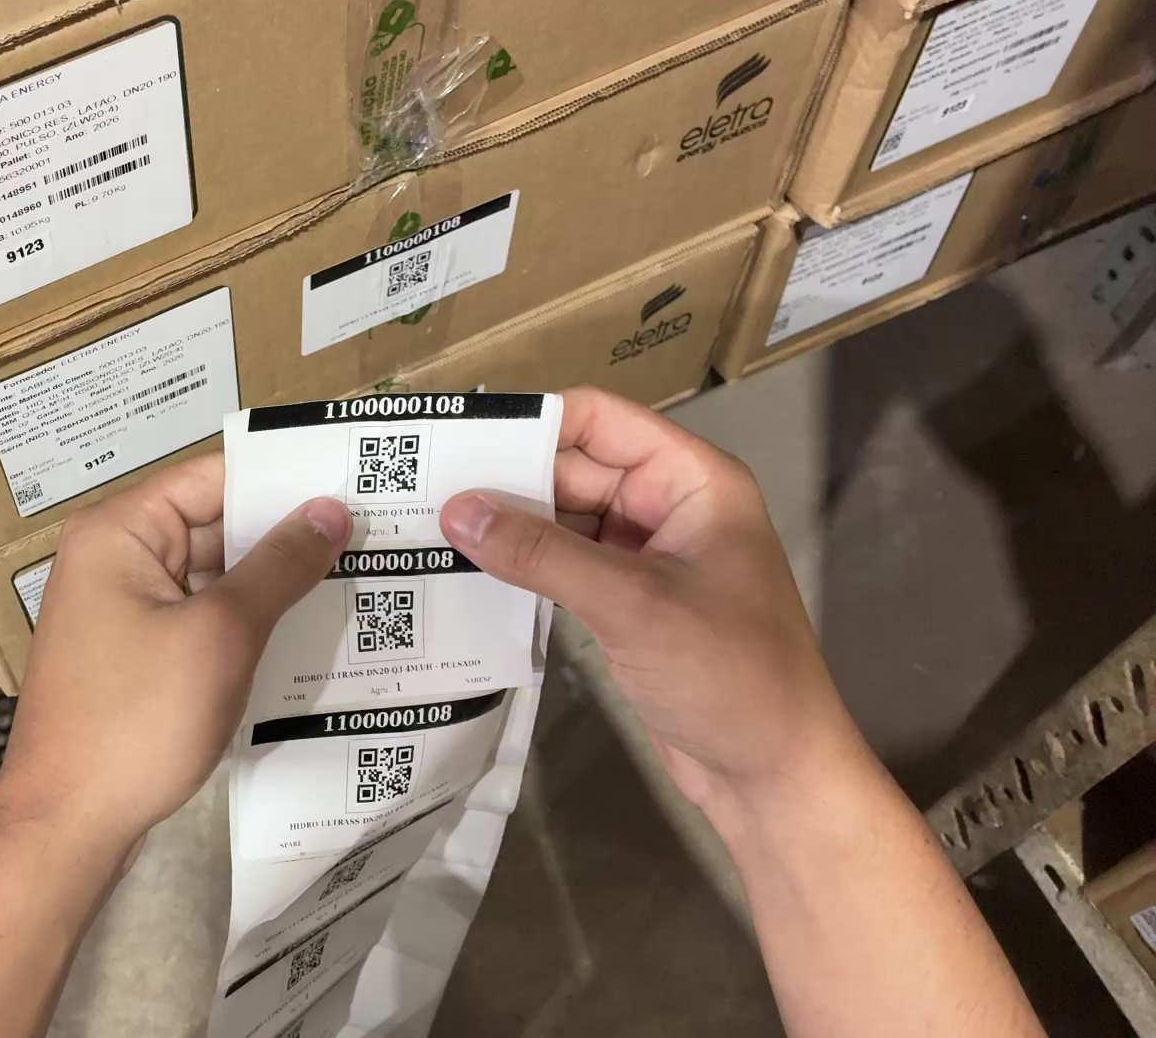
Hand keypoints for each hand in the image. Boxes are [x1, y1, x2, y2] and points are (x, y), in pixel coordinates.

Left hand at [0, 454, 350, 853]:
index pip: (212, 478)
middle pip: (211, 524)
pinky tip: (304, 627)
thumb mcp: (221, 633)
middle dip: (283, 533)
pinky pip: (198, 615)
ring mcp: (123, 607)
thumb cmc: (140, 717)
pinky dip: (243, 619)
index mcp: (120, 531)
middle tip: (370, 531)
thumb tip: (331, 510)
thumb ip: (279, 566)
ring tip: (354, 573)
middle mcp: (116, 556)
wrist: (68, 827)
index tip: (350, 481)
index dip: (281, 478)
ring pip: (209, 574)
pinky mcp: (135, 651)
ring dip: (269, 580)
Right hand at [439, 386, 868, 811]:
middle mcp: (661, 506)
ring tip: (429, 523)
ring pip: (556, 516)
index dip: (530, 421)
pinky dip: (517, 561)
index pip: (597, 420)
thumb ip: (540, 552)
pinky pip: (556, 559)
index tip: (458, 440)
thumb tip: (454, 510)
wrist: (771, 776)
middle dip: (503, 477)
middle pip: (568, 467)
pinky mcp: (616, 595)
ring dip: (504, 522)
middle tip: (424, 488)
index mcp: (688, 480)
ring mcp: (638, 553)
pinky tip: (464, 567)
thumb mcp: (631, 603)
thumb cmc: (727, 675)